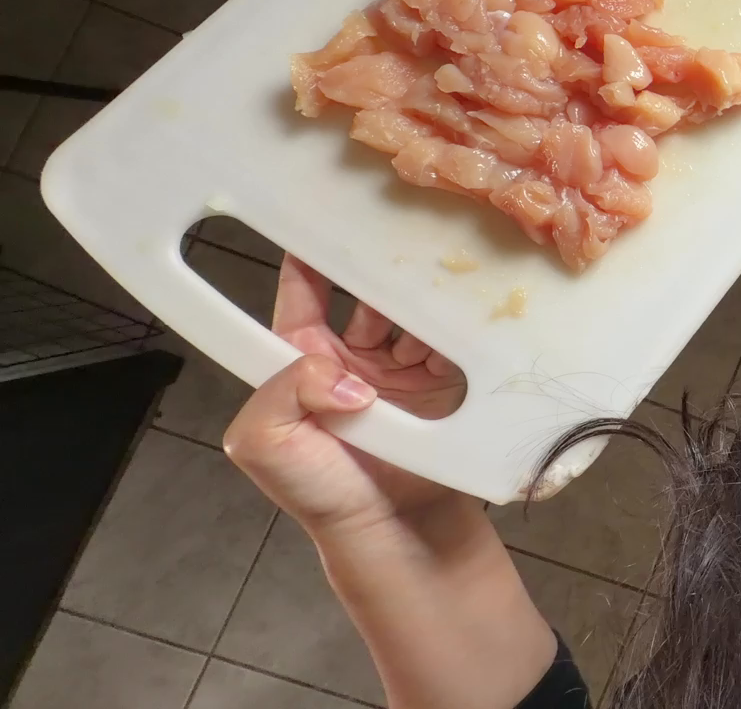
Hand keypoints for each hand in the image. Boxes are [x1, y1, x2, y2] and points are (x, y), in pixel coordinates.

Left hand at [223, 256, 471, 540]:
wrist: (397, 523)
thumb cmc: (322, 488)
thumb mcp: (265, 445)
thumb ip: (278, 394)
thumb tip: (341, 371)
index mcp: (304, 362)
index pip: (304, 298)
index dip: (309, 262)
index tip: (324, 221)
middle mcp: (357, 356)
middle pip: (371, 296)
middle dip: (384, 270)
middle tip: (406, 242)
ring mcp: (408, 364)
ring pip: (416, 312)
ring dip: (428, 296)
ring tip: (444, 274)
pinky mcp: (451, 374)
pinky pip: (454, 336)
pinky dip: (462, 320)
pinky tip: (470, 305)